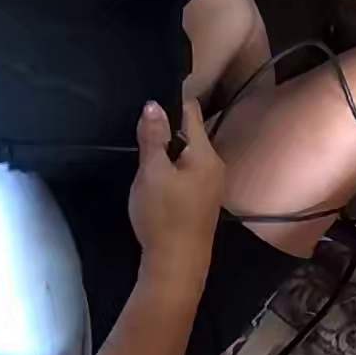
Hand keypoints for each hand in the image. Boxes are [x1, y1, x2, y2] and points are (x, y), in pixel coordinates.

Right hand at [129, 98, 224, 288]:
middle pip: (191, 134)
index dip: (172, 100)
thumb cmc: (164, 215)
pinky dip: (173, 167)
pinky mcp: (203, 201)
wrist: (177, 263)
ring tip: (143, 144)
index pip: (192, 113)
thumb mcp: (152, 173)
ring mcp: (211, 185)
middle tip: (140, 121)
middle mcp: (215, 166)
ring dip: (169, 149)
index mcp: (206, 155)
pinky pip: (188, 172)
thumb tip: (154, 104)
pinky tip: (156, 173)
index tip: (153, 91)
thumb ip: (153, 137)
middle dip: (168, 127)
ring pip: (188, 155)